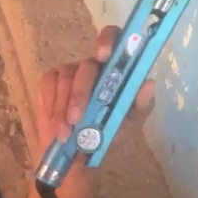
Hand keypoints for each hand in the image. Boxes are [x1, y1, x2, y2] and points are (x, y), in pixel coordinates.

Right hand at [34, 26, 155, 197]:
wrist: (75, 158)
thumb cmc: (105, 138)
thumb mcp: (128, 125)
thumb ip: (140, 106)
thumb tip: (149, 83)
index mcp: (115, 71)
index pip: (114, 39)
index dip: (108, 41)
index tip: (103, 55)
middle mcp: (93, 67)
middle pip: (85, 66)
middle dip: (80, 93)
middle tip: (76, 119)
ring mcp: (70, 73)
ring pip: (65, 78)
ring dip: (63, 107)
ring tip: (65, 133)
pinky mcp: (50, 82)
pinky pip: (48, 85)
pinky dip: (51, 106)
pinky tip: (55, 124)